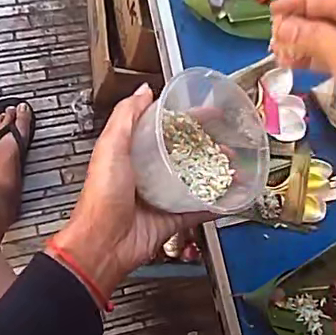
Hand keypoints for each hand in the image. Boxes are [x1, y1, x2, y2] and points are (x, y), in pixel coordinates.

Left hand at [50, 85, 209, 296]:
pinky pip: (198, 209)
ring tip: (234, 165)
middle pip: (185, 154)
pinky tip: (230, 198)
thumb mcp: (110, 147)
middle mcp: (148, 173)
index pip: (165, 129)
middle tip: (228, 141)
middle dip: (208, 147)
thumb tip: (143, 91)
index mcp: (133, 153)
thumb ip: (126, 117)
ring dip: (215, 173)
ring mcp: (161, 196)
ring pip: (195, 181)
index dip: (188, 118)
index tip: (209, 112)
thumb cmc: (101, 198)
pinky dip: (215, 205)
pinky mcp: (172, 219)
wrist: (103, 243)